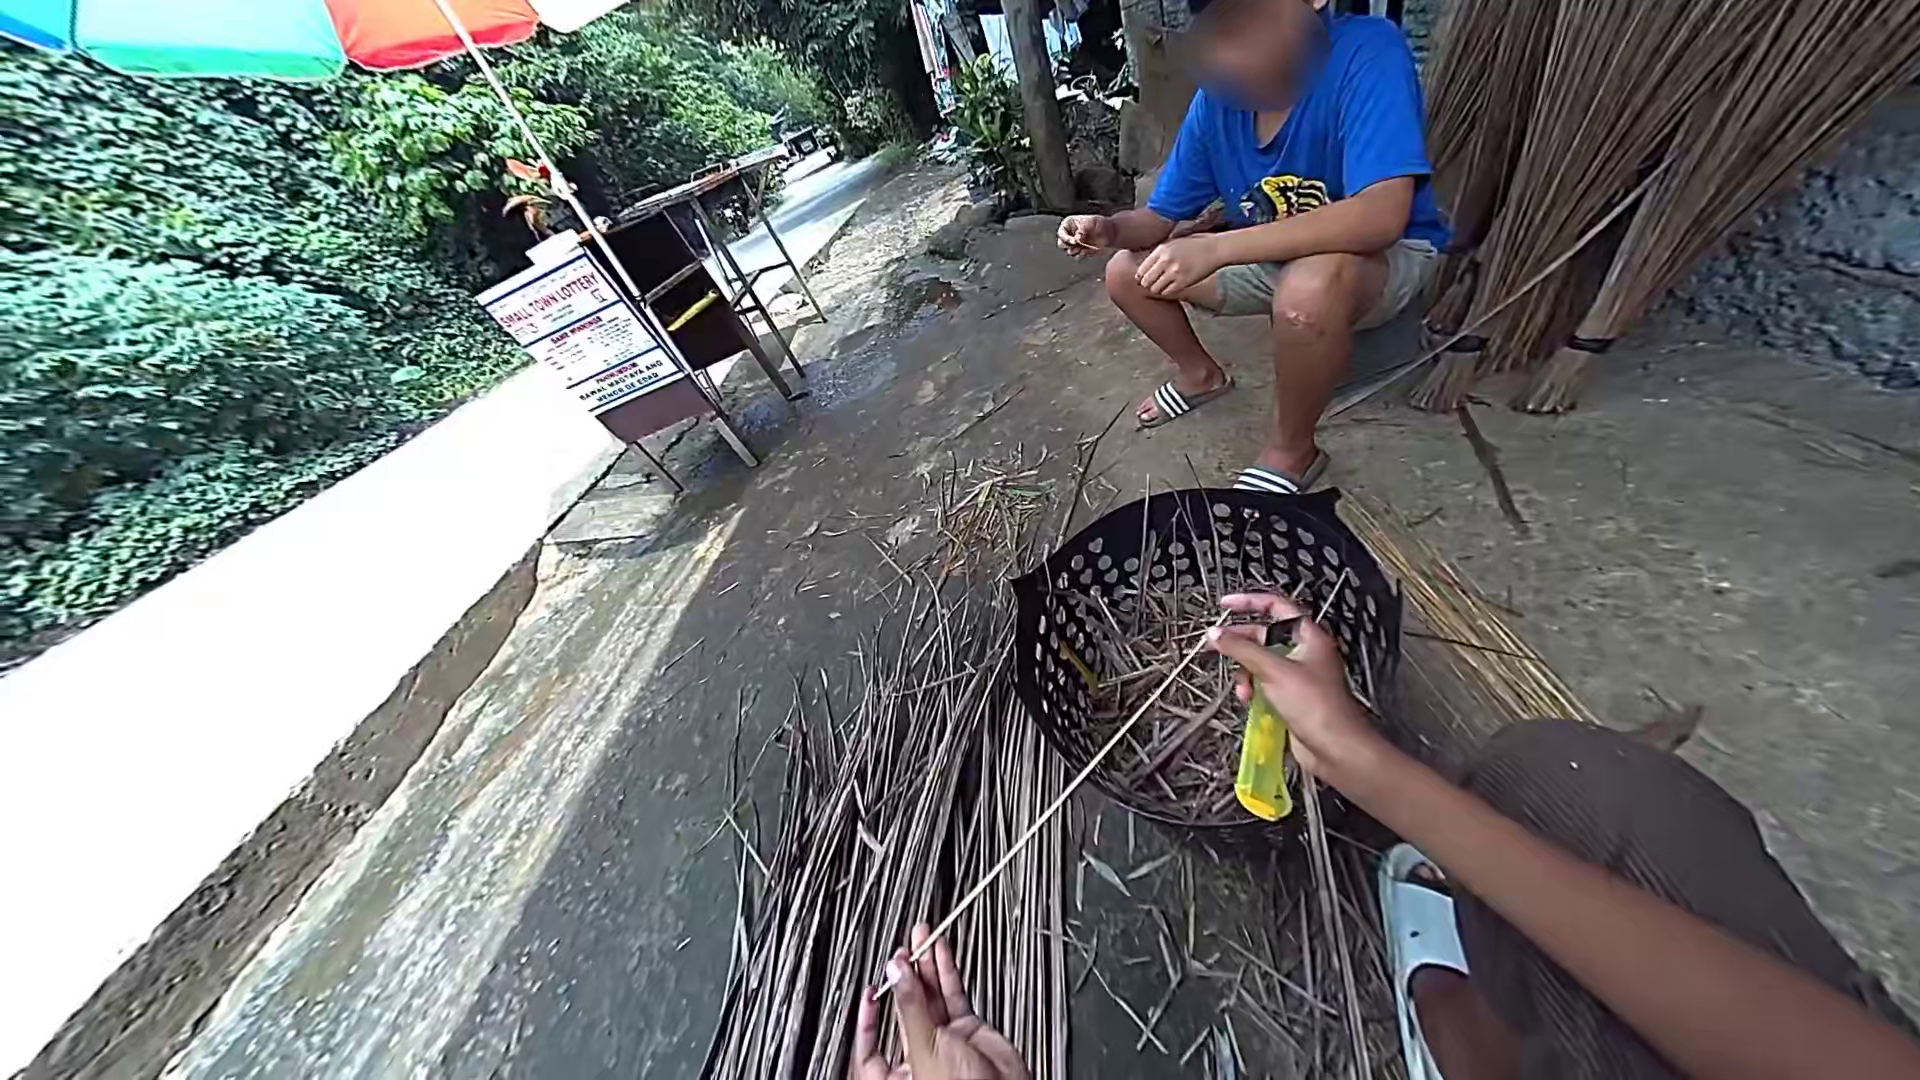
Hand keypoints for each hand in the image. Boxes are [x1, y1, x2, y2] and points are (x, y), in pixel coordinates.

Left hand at [849, 924, 1030, 1079]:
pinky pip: (952, 994)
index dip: (868, 1021)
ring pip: (930, 997)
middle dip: (904, 979)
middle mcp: (920, 1060)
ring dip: (926, 966)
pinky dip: (946, 970)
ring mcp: (945, 1043)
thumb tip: (896, 972)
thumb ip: (911, 1009)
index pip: (872, 1052)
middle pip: (905, 1012)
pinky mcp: (967, 1030)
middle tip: (904, 951)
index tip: (871, 991)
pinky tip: (940, 950)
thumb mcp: (926, 1051)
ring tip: (922, 937)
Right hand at [1056, 214, 1113, 256]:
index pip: (1061, 232)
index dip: (1065, 238)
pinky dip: (1080, 255)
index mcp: (1070, 223)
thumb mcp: (1094, 222)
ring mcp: (1074, 243)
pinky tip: (1087, 251)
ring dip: (1074, 251)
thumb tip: (1077, 238)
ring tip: (1083, 248)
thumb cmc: (1102, 224)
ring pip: (1068, 250)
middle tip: (1077, 246)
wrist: (1111, 233)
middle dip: (1068, 246)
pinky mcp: (1079, 250)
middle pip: (1061, 243)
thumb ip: (1084, 229)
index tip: (1074, 241)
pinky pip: (1076, 256)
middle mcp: (1070, 233)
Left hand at [1135, 235, 1225, 297]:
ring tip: (1164, 285)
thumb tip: (1142, 269)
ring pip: (1154, 289)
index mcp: (1162, 249)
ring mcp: (1174, 271)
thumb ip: (1158, 254)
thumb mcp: (1174, 243)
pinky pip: (1166, 293)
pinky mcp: (1183, 281)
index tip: (1145, 279)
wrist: (1215, 249)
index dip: (1142, 277)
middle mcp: (1166, 260)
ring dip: (1158, 289)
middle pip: (1145, 282)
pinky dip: (1167, 292)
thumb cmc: (1194, 246)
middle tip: (1154, 283)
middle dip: (1148, 284)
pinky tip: (1173, 286)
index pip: (1142, 270)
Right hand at [1205, 592, 1386, 782]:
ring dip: (1244, 672)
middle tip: (1216, 645)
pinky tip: (1249, 699)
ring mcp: (1296, 675)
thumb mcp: (1273, 670)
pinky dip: (1252, 688)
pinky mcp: (1289, 695)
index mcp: (1308, 637)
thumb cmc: (1319, 707)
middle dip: (1239, 644)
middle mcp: (1303, 652)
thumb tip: (1215, 633)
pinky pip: (1261, 682)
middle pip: (1262, 636)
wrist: (1336, 749)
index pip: (1275, 606)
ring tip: (1242, 687)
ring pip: (1258, 661)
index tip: (1226, 604)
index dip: (1249, 602)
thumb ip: (1241, 649)